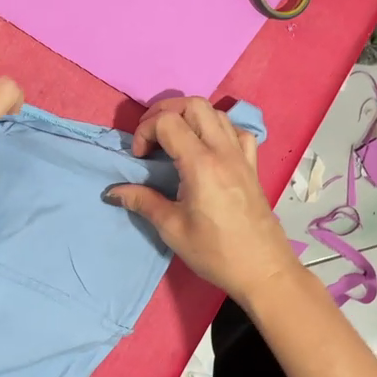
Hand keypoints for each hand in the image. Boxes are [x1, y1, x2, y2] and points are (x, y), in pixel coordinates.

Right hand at [105, 97, 301, 303]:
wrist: (264, 272)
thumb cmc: (216, 253)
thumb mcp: (172, 229)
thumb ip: (142, 201)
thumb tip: (113, 192)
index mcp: (201, 164)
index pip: (168, 122)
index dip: (145, 131)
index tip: (139, 157)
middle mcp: (223, 151)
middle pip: (193, 104)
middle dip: (165, 112)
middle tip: (151, 137)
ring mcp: (241, 156)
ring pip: (216, 112)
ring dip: (190, 117)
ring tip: (174, 140)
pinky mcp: (252, 166)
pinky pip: (238, 132)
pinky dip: (218, 129)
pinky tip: (208, 148)